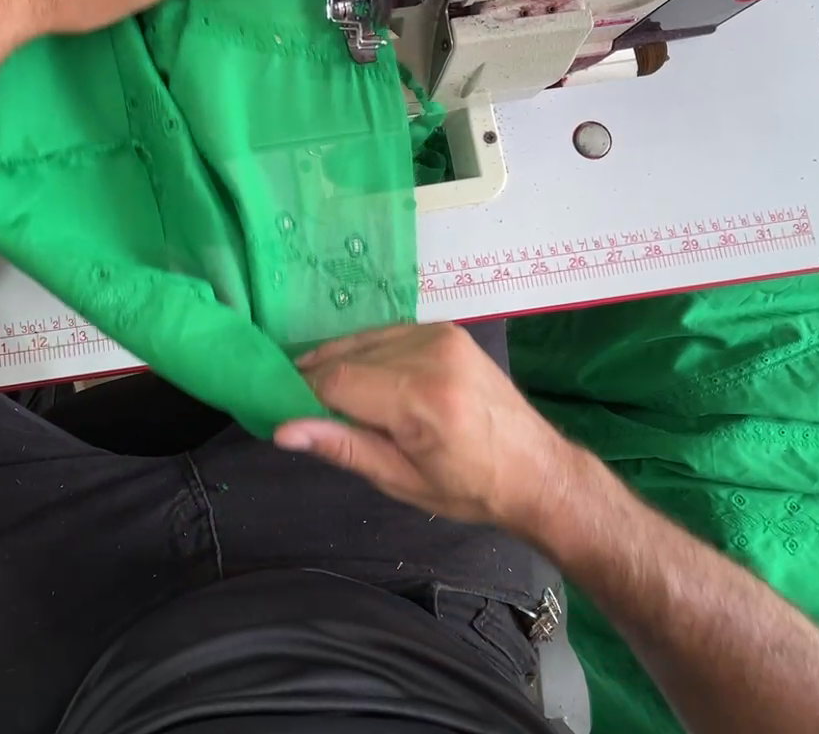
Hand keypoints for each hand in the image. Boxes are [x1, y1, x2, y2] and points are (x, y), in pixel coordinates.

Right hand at [274, 323, 590, 533]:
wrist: (536, 469)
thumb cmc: (469, 488)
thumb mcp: (400, 481)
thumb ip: (341, 446)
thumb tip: (282, 430)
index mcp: (423, 399)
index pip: (337, 381)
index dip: (303, 395)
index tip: (283, 412)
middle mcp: (431, 354)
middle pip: (346, 356)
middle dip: (317, 379)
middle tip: (299, 406)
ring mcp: (440, 335)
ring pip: (362, 341)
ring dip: (338, 364)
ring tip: (328, 394)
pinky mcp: (444, 329)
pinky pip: (385, 334)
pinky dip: (365, 353)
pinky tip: (361, 376)